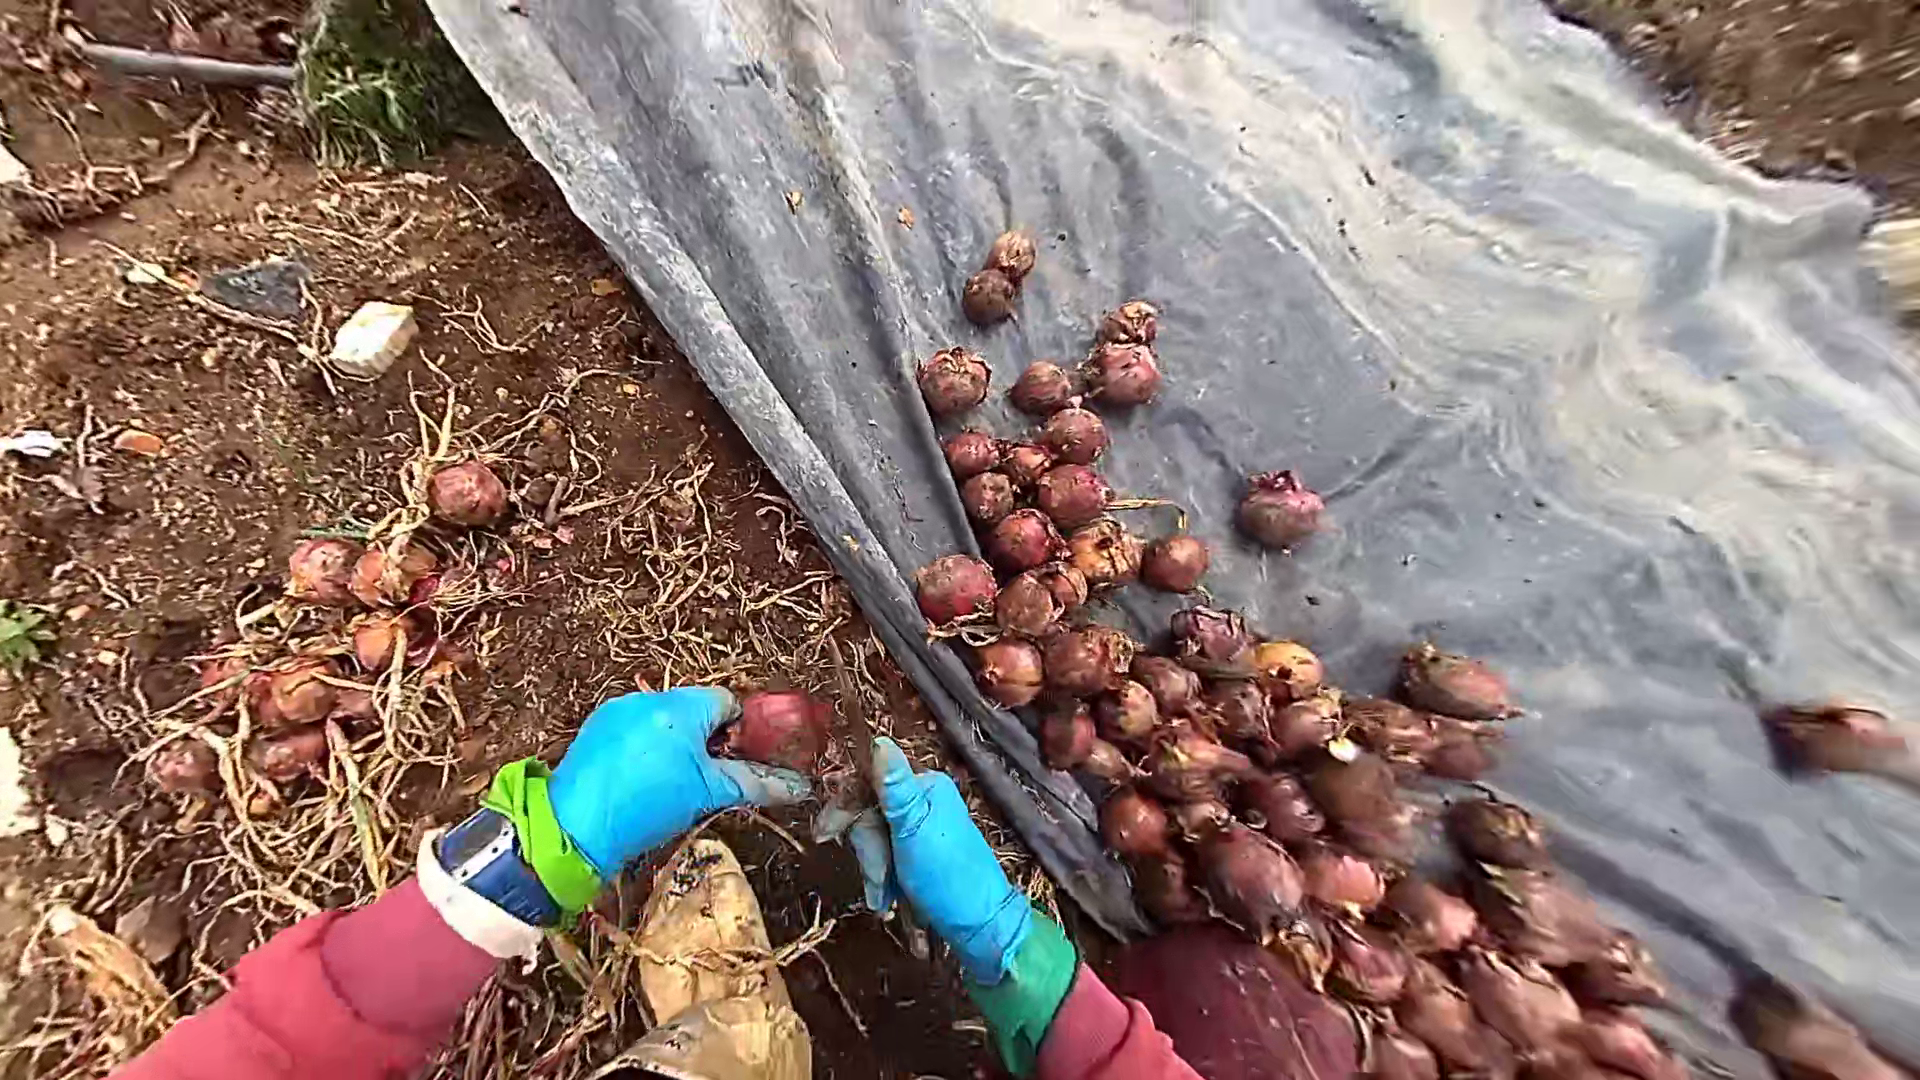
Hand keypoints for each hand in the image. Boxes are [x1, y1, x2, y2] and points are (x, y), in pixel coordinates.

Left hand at [547, 688, 811, 872]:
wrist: (569, 833)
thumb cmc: (647, 807)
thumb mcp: (708, 793)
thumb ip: (756, 782)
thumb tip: (801, 787)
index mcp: (681, 706)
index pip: (729, 702)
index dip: (737, 731)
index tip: (731, 762)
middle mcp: (650, 697)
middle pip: (699, 708)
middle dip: (708, 738)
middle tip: (705, 775)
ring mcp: (620, 709)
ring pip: (669, 718)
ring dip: (679, 741)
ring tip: (672, 780)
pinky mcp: (599, 726)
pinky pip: (639, 726)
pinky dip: (649, 745)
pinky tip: (643, 777)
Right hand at [863, 737, 1032, 982]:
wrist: (981, 928)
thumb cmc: (947, 876)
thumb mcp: (913, 829)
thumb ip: (894, 785)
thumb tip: (879, 740)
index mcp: (925, 786)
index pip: (871, 784)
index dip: (847, 810)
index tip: (824, 834)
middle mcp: (924, 801)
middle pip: (872, 816)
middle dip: (871, 855)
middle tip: (880, 885)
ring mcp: (923, 828)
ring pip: (878, 842)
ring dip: (877, 874)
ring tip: (887, 902)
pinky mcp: (922, 854)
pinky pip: (890, 860)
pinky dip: (887, 883)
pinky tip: (891, 903)